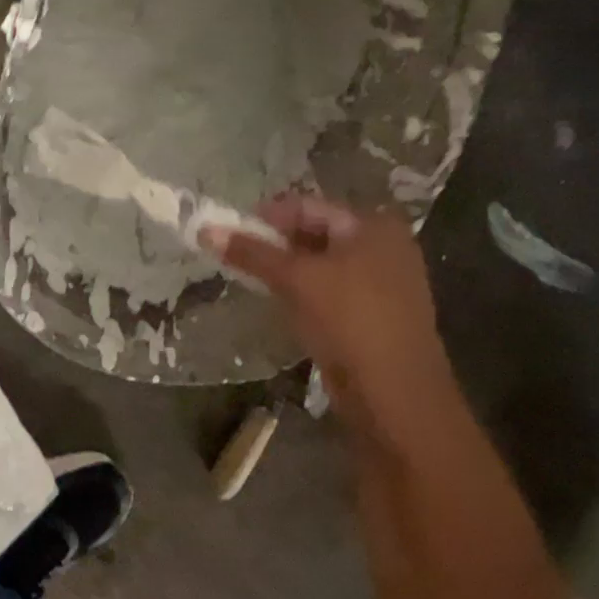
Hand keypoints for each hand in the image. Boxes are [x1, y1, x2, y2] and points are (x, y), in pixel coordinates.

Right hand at [204, 195, 455, 420]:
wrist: (394, 392)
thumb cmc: (349, 319)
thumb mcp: (295, 278)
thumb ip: (250, 252)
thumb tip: (204, 230)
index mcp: (373, 226)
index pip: (308, 206)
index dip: (266, 216)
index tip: (229, 231)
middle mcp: (383, 247)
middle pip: (315, 232)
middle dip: (274, 243)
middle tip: (235, 255)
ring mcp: (382, 282)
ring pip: (320, 263)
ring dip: (285, 268)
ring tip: (250, 277)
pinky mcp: (374, 313)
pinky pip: (329, 289)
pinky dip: (302, 290)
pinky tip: (279, 302)